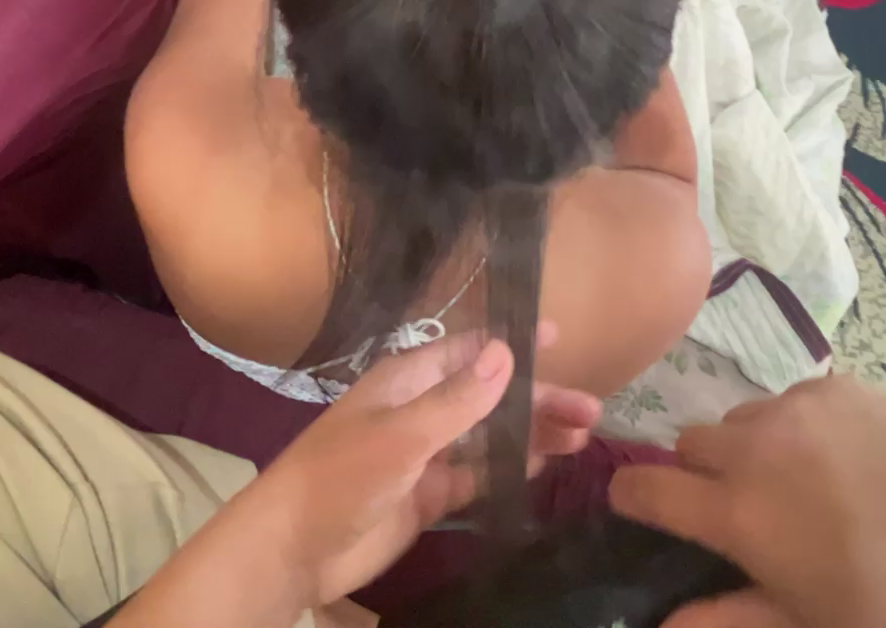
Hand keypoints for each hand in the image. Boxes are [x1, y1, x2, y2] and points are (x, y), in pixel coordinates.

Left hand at [240, 324, 599, 608]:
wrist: (296, 547)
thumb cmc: (342, 476)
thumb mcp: (401, 434)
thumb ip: (456, 400)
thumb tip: (506, 352)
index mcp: (407, 380)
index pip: (467, 351)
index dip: (509, 343)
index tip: (556, 338)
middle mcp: (420, 409)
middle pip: (487, 395)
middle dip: (535, 398)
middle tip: (590, 409)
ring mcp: (426, 453)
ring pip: (488, 436)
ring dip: (530, 434)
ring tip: (582, 436)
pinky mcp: (428, 494)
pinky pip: (477, 475)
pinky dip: (508, 470)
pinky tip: (543, 466)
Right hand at [608, 375, 885, 627]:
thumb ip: (731, 622)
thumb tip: (659, 622)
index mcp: (743, 513)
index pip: (648, 488)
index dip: (629, 497)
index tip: (631, 505)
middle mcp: (758, 445)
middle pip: (690, 444)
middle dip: (702, 475)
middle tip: (749, 512)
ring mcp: (802, 407)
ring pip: (742, 419)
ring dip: (753, 449)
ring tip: (807, 486)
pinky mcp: (844, 387)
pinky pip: (794, 400)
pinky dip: (801, 428)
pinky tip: (852, 463)